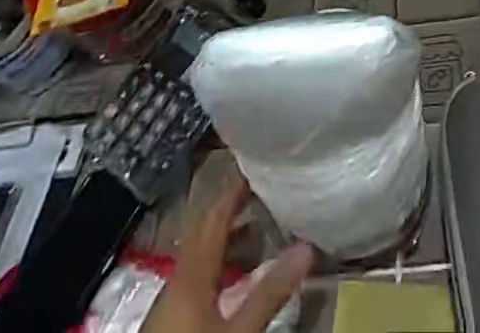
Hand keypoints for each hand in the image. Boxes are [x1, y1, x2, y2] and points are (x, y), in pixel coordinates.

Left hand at [142, 173, 313, 332]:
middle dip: (234, 209)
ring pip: (202, 254)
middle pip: (205, 231)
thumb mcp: (239, 332)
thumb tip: (307, 248)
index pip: (214, 215)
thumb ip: (270, 292)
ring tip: (264, 231)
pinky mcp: (173, 320)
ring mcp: (173, 300)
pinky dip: (223, 264)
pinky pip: (200, 275)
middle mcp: (178, 276)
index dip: (235, 188)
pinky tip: (242, 277)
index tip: (258, 164)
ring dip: (230, 238)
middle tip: (267, 191)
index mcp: (191, 271)